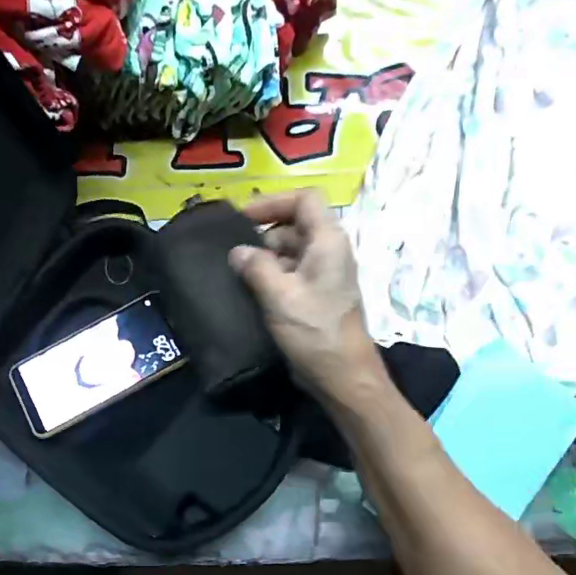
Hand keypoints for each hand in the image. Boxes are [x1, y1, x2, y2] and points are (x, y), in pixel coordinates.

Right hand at [230, 189, 382, 406]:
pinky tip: (250, 293)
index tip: (242, 219)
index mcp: (328, 241)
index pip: (304, 200)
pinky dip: (271, 278)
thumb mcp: (279, 296)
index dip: (272, 202)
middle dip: (262, 237)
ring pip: (289, 252)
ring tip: (237, 276)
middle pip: (293, 226)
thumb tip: (237, 252)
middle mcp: (329, 252)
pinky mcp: (316, 296)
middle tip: (233, 256)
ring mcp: (324, 275)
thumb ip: (255, 267)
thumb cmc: (314, 331)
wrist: (341, 374)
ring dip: (264, 260)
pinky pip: (291, 274)